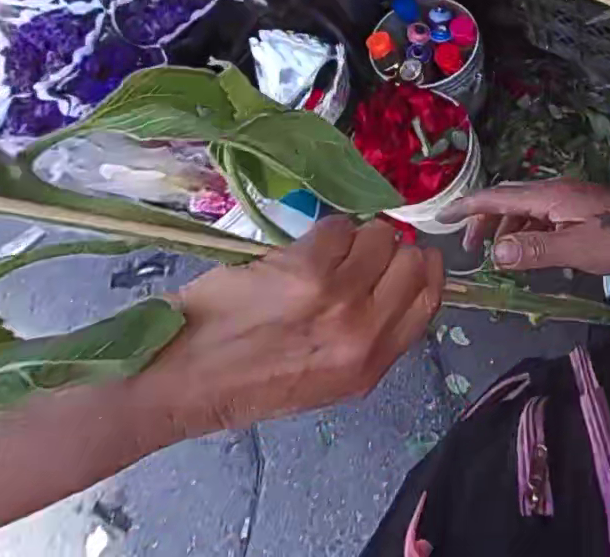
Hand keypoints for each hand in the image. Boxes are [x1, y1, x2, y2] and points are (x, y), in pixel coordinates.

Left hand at [131, 218, 442, 442]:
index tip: (403, 261)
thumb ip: (374, 335)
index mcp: (372, 362)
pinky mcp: (306, 269)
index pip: (431, 295)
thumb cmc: (251, 381)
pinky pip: (340, 226)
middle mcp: (363, 331)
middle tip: (356, 259)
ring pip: (379, 234)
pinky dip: (323, 234)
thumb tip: (401, 279)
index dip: (423, 268)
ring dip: (354, 239)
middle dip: (389, 250)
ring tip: (320, 260)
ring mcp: (338, 297)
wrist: (178, 382)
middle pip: (412, 258)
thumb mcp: (330, 379)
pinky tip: (295, 256)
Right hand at [436, 180, 609, 274]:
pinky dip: (529, 231)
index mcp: (553, 194)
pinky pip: (545, 216)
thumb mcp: (574, 251)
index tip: (441, 216)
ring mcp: (573, 198)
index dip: (469, 206)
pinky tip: (530, 250)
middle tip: (468, 247)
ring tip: (496, 254)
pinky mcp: (584, 210)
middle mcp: (559, 190)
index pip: (500, 195)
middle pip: (511, 199)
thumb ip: (533, 251)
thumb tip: (494, 253)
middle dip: (485, 219)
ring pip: (528, 208)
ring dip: (507, 227)